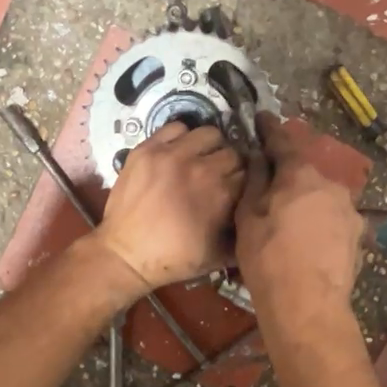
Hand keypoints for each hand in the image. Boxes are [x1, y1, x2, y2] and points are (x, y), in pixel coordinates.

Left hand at [93, 122, 244, 291]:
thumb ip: (244, 234)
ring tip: (201, 160)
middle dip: (230, 165)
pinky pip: (176, 127)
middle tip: (220, 176)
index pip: (249, 173)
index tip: (238, 189)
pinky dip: (182, 137)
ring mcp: (172, 155)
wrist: (126, 254)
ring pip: (209, 134)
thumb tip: (261, 216)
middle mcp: (201, 169)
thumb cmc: (174, 259)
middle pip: (232, 152)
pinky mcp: (148, 149)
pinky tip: (179, 152)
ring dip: (210, 147)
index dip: (245, 182)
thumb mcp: (219, 257)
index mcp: (222, 195)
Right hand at [235, 114, 363, 313]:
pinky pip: (332, 220)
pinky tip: (305, 243)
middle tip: (267, 189)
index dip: (270, 129)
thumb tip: (259, 156)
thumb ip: (255, 180)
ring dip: (304, 202)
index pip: (283, 142)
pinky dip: (318, 224)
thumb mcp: (248, 217)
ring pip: (320, 197)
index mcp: (301, 175)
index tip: (262, 117)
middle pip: (305, 173)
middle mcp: (332, 186)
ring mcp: (349, 212)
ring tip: (286, 224)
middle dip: (287, 176)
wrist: (308, 306)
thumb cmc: (268, 259)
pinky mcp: (358, 236)